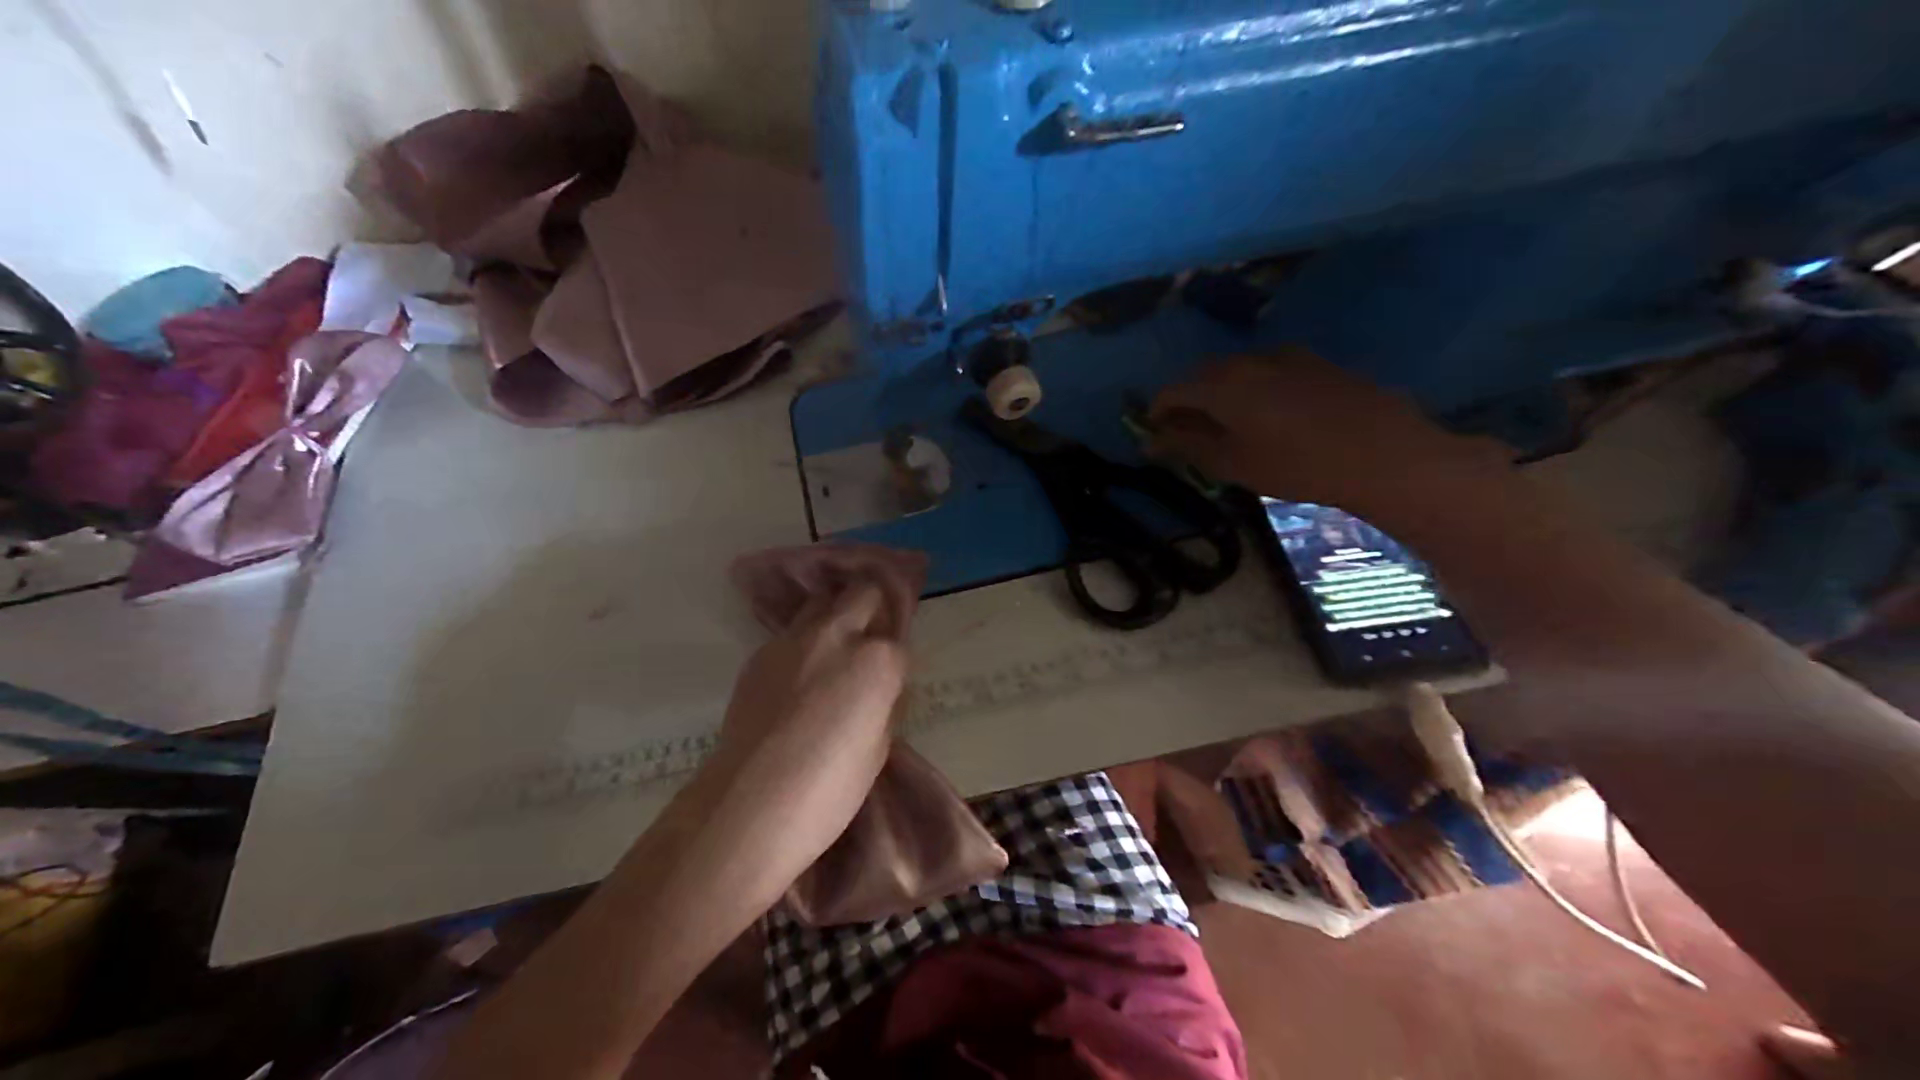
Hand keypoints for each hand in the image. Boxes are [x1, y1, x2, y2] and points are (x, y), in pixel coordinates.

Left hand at [703, 583, 907, 880]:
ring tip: (835, 644)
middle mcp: (837, 634)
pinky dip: (805, 641)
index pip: (899, 637)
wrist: (751, 804)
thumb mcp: (880, 746)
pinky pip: (792, 633)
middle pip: (863, 592)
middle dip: (873, 605)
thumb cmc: (831, 788)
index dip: (898, 653)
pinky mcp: (760, 654)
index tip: (893, 670)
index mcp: (878, 658)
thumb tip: (882, 685)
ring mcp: (793, 640)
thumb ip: (885, 702)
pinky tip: (802, 672)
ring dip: (836, 613)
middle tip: (871, 633)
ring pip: (823, 602)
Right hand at [1148, 348, 1507, 513]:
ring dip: (1223, 392)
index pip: (1173, 391)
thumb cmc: (1297, 465)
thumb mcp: (1233, 464)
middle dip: (1189, 400)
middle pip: (1204, 375)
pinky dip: (1255, 388)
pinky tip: (1271, 414)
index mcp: (1222, 385)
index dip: (1157, 412)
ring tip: (1229, 424)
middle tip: (1189, 433)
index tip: (1154, 434)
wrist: (1384, 454)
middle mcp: (1249, 361)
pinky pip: (1270, 370)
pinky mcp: (1318, 364)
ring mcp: (1287, 357)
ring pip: (1239, 370)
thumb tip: (1150, 440)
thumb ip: (1187, 447)